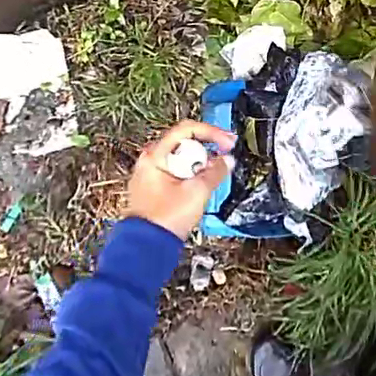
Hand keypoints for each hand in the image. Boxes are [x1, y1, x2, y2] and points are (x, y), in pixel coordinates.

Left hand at [126, 121, 234, 239]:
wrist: (147, 246)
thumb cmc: (165, 220)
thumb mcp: (197, 193)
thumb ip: (215, 172)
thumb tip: (226, 161)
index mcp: (155, 155)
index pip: (186, 129)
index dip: (211, 133)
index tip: (228, 142)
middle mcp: (150, 160)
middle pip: (184, 143)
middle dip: (206, 151)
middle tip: (223, 159)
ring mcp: (151, 173)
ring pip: (181, 159)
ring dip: (199, 165)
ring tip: (210, 179)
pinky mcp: (154, 187)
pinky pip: (176, 172)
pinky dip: (190, 176)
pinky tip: (198, 189)